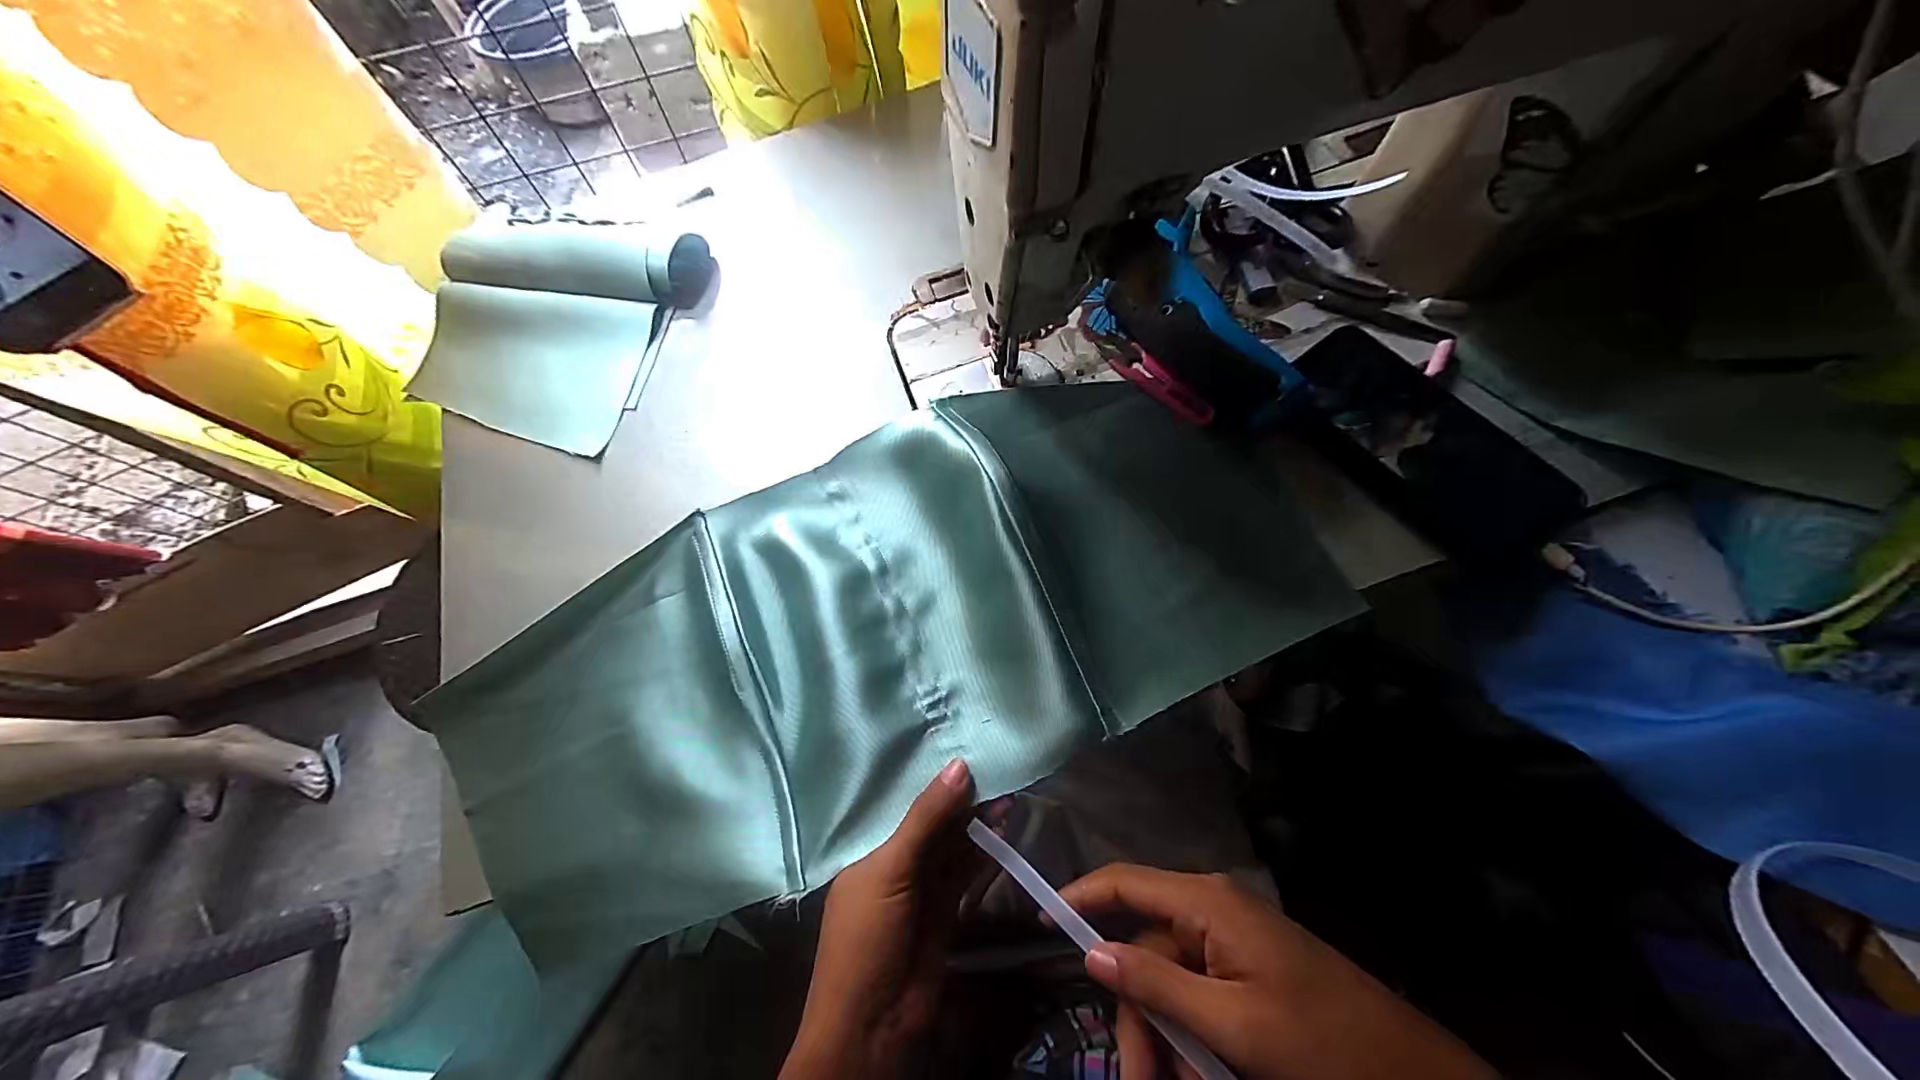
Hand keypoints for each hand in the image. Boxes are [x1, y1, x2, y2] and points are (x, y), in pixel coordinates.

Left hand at [780, 758, 985, 1079]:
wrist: (873, 1025)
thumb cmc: (867, 938)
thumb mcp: (890, 871)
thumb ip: (925, 820)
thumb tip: (959, 766)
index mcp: (869, 854)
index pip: (904, 808)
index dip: (934, 785)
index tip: (966, 755)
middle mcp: (895, 868)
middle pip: (933, 828)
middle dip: (962, 803)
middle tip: (997, 772)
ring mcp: (920, 893)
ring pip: (952, 850)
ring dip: (978, 826)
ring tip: (1007, 796)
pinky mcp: (944, 914)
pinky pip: (965, 876)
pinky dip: (983, 855)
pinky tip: (1002, 831)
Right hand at [1060, 864, 1497, 1079]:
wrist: (1418, 1074)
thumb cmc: (1322, 1042)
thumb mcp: (1232, 1023)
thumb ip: (1157, 983)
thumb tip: (1092, 952)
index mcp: (1207, 903)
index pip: (1124, 883)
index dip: (1079, 896)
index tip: (1039, 922)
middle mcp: (1213, 909)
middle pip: (1144, 951)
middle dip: (1135, 1015)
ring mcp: (1232, 940)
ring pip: (1169, 982)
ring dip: (1163, 1036)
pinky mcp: (1247, 970)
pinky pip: (1198, 995)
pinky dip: (1189, 1035)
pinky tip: (1200, 1074)